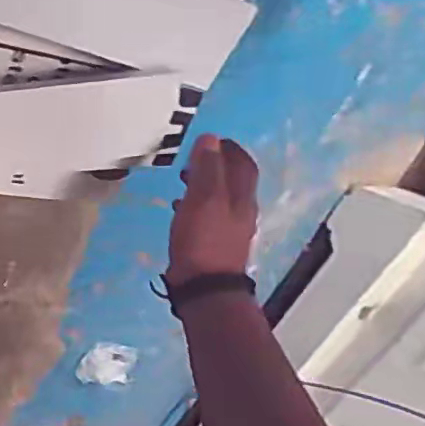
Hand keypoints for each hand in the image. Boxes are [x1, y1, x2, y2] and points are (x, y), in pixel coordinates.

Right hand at [166, 135, 259, 284]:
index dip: (230, 149)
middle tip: (195, 158)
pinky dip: (197, 205)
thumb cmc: (203, 239)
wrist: (204, 287)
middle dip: (217, 165)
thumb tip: (210, 139)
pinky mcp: (214, 244)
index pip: (243, 165)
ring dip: (206, 185)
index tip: (213, 140)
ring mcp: (229, 229)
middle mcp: (240, 211)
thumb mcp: (203, 198)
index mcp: (241, 197)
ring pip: (221, 198)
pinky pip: (209, 216)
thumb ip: (207, 169)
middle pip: (234, 181)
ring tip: (184, 180)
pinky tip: (182, 209)